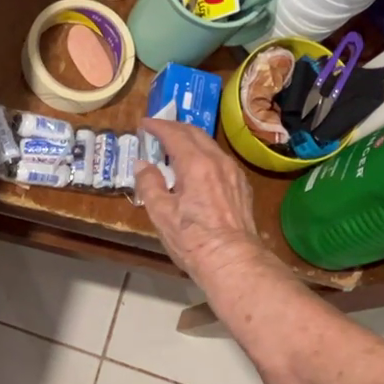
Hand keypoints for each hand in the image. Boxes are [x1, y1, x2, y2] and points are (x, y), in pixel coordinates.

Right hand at [133, 119, 278, 278]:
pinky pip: (220, 161)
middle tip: (159, 129)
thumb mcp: (161, 213)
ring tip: (176, 147)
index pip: (175, 135)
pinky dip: (204, 156)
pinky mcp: (241, 187)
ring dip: (191, 141)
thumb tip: (142, 165)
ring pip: (210, 147)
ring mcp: (233, 174)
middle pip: (196, 134)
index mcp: (196, 164)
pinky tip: (197, 168)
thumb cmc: (192, 238)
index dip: (159, 127)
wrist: (231, 259)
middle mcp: (218, 162)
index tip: (145, 123)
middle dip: (176, 128)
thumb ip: (149, 184)